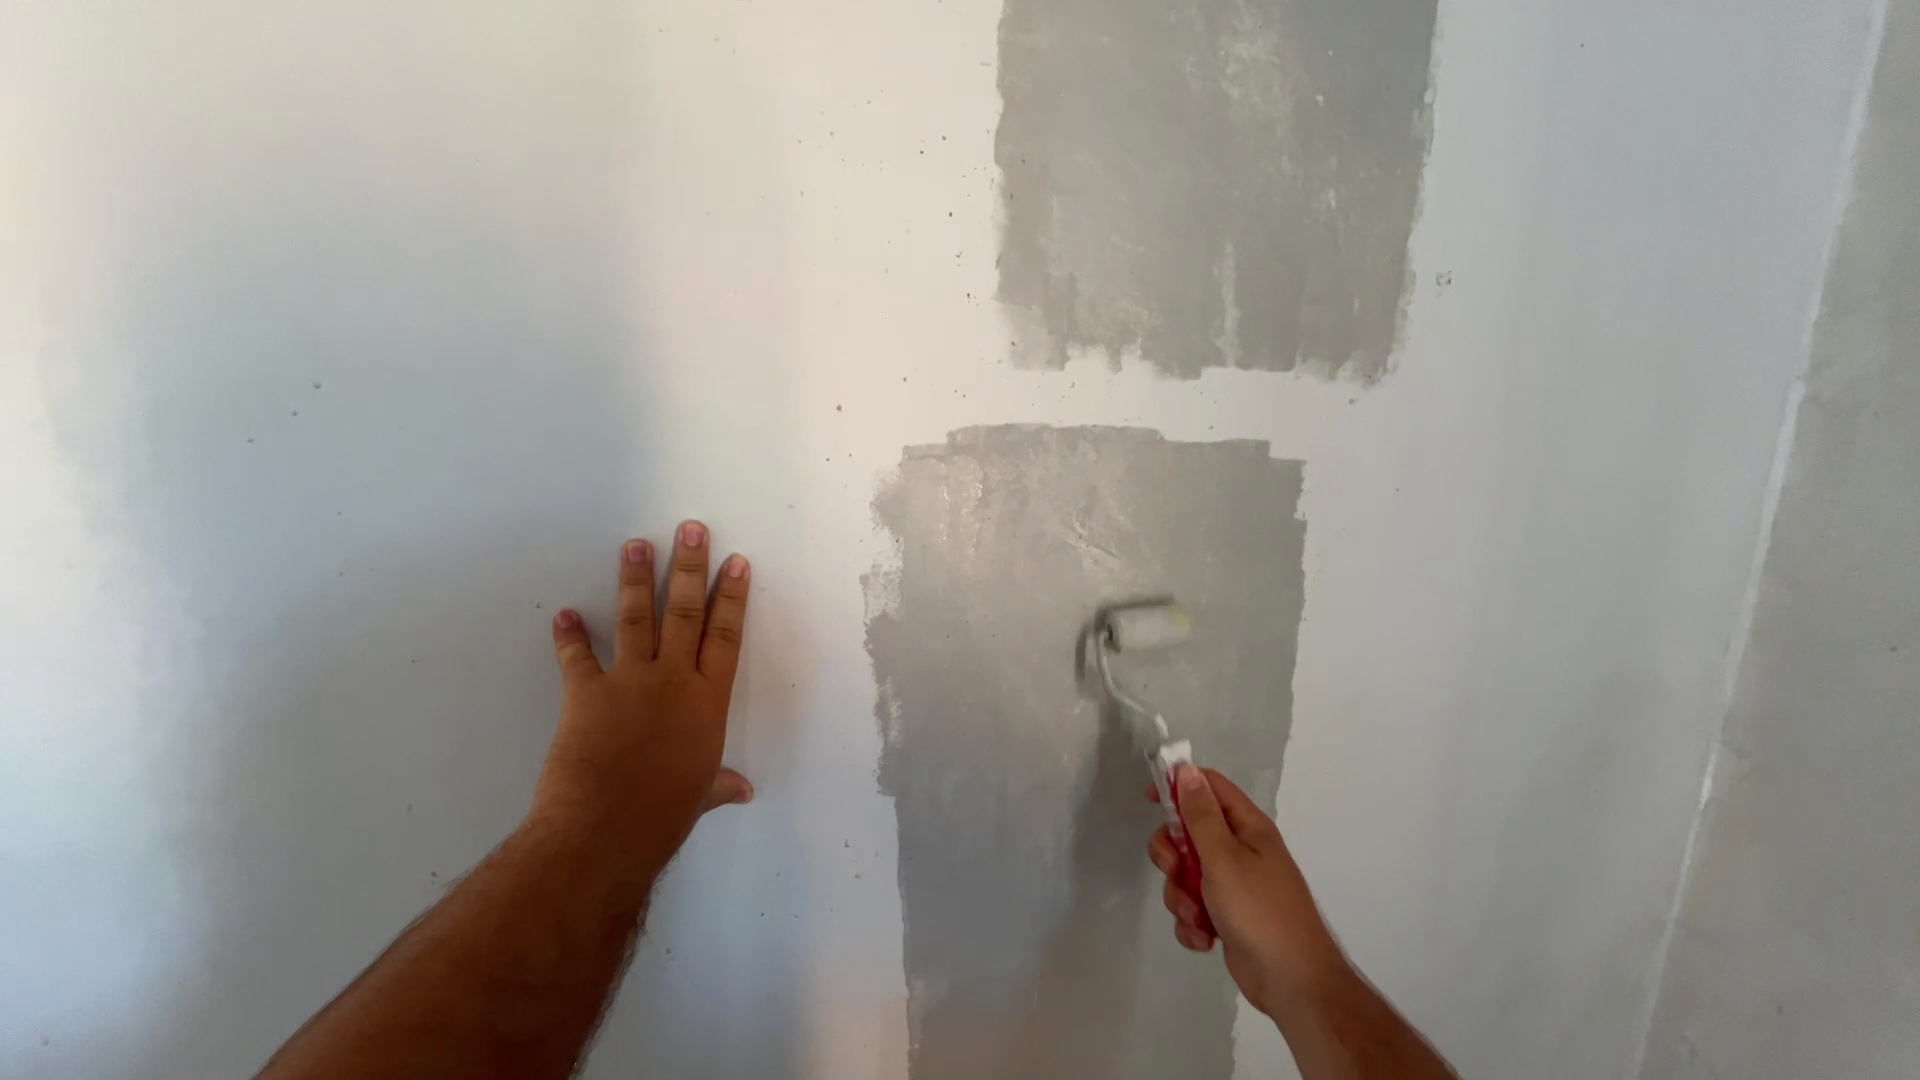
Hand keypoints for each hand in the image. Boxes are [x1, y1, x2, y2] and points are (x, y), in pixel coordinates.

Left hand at [530, 521, 753, 871]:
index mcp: (707, 701)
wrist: (604, 829)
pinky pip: (578, 658)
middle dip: (690, 567)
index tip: (737, 563)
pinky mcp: (586, 694)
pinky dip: (569, 637)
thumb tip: (745, 791)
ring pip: (637, 619)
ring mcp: (629, 682)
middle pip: (686, 612)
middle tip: (691, 529)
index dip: (733, 596)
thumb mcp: (700, 796)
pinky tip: (564, 615)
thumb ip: (721, 784)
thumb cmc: (663, 814)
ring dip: (636, 579)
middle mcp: (673, 680)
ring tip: (636, 544)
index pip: (726, 636)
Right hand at [1149, 765, 1350, 1017]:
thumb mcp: (1223, 857)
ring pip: (1185, 873)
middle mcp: (1240, 850)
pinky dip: (1192, 922)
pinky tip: (1204, 938)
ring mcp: (1233, 885)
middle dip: (1172, 855)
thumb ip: (1200, 814)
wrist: (1293, 984)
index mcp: (1247, 827)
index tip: (1151, 799)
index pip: (1209, 787)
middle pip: (1188, 832)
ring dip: (1181, 895)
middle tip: (1175, 870)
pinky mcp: (1225, 916)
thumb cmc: (1259, 910)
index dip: (1179, 786)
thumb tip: (1187, 769)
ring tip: (1197, 916)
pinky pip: (1193, 906)